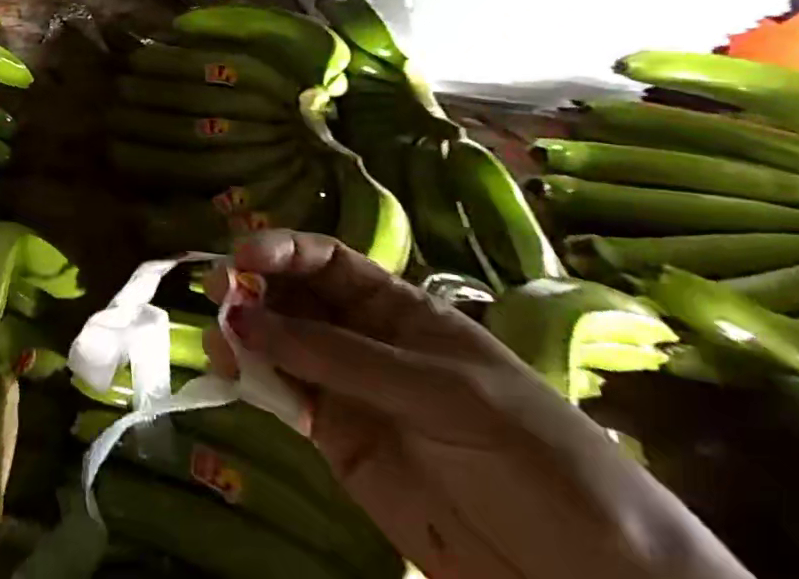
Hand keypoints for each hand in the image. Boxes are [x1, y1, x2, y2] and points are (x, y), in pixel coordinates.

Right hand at [203, 232, 750, 578]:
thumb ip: (343, 358)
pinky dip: (254, 383)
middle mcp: (365, 340)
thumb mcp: (442, 391)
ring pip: (281, 347)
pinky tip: (232, 376)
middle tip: (219, 293)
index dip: (285, 251)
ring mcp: (347, 390)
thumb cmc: (529, 451)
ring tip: (219, 341)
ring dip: (245, 336)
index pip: (330, 262)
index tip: (243, 254)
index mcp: (401, 309)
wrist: (580, 571)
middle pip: (295, 298)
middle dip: (254, 289)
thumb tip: (246, 320)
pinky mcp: (334, 439)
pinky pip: (284, 397)